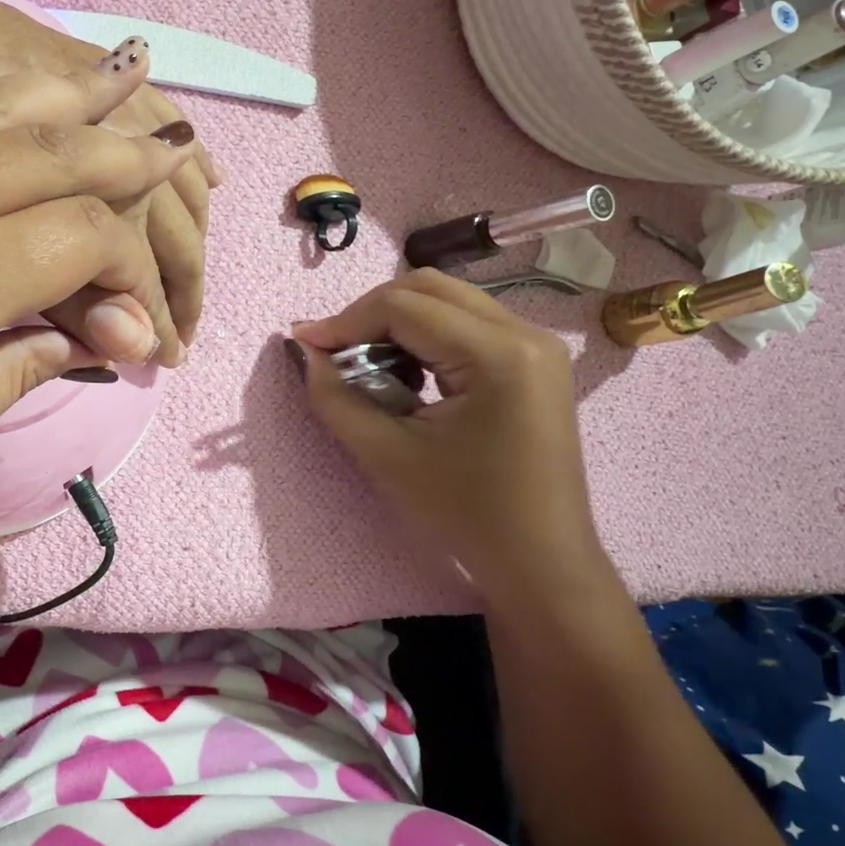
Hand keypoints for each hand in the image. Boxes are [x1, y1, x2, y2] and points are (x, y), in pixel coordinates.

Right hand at [289, 270, 604, 599]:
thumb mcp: (385, 454)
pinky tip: (405, 374)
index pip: (402, 306)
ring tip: (367, 367)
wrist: (539, 558)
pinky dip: (424, 335)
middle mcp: (526, 333)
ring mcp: (536, 344)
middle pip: (428, 287)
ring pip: (446, 300)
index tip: (306, 346)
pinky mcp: (533, 360)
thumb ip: (335, 396)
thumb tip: (307, 351)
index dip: (345, 321)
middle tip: (334, 352)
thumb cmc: (464, 511)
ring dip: (395, 323)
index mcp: (498, 354)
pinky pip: (465, 322)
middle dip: (369, 313)